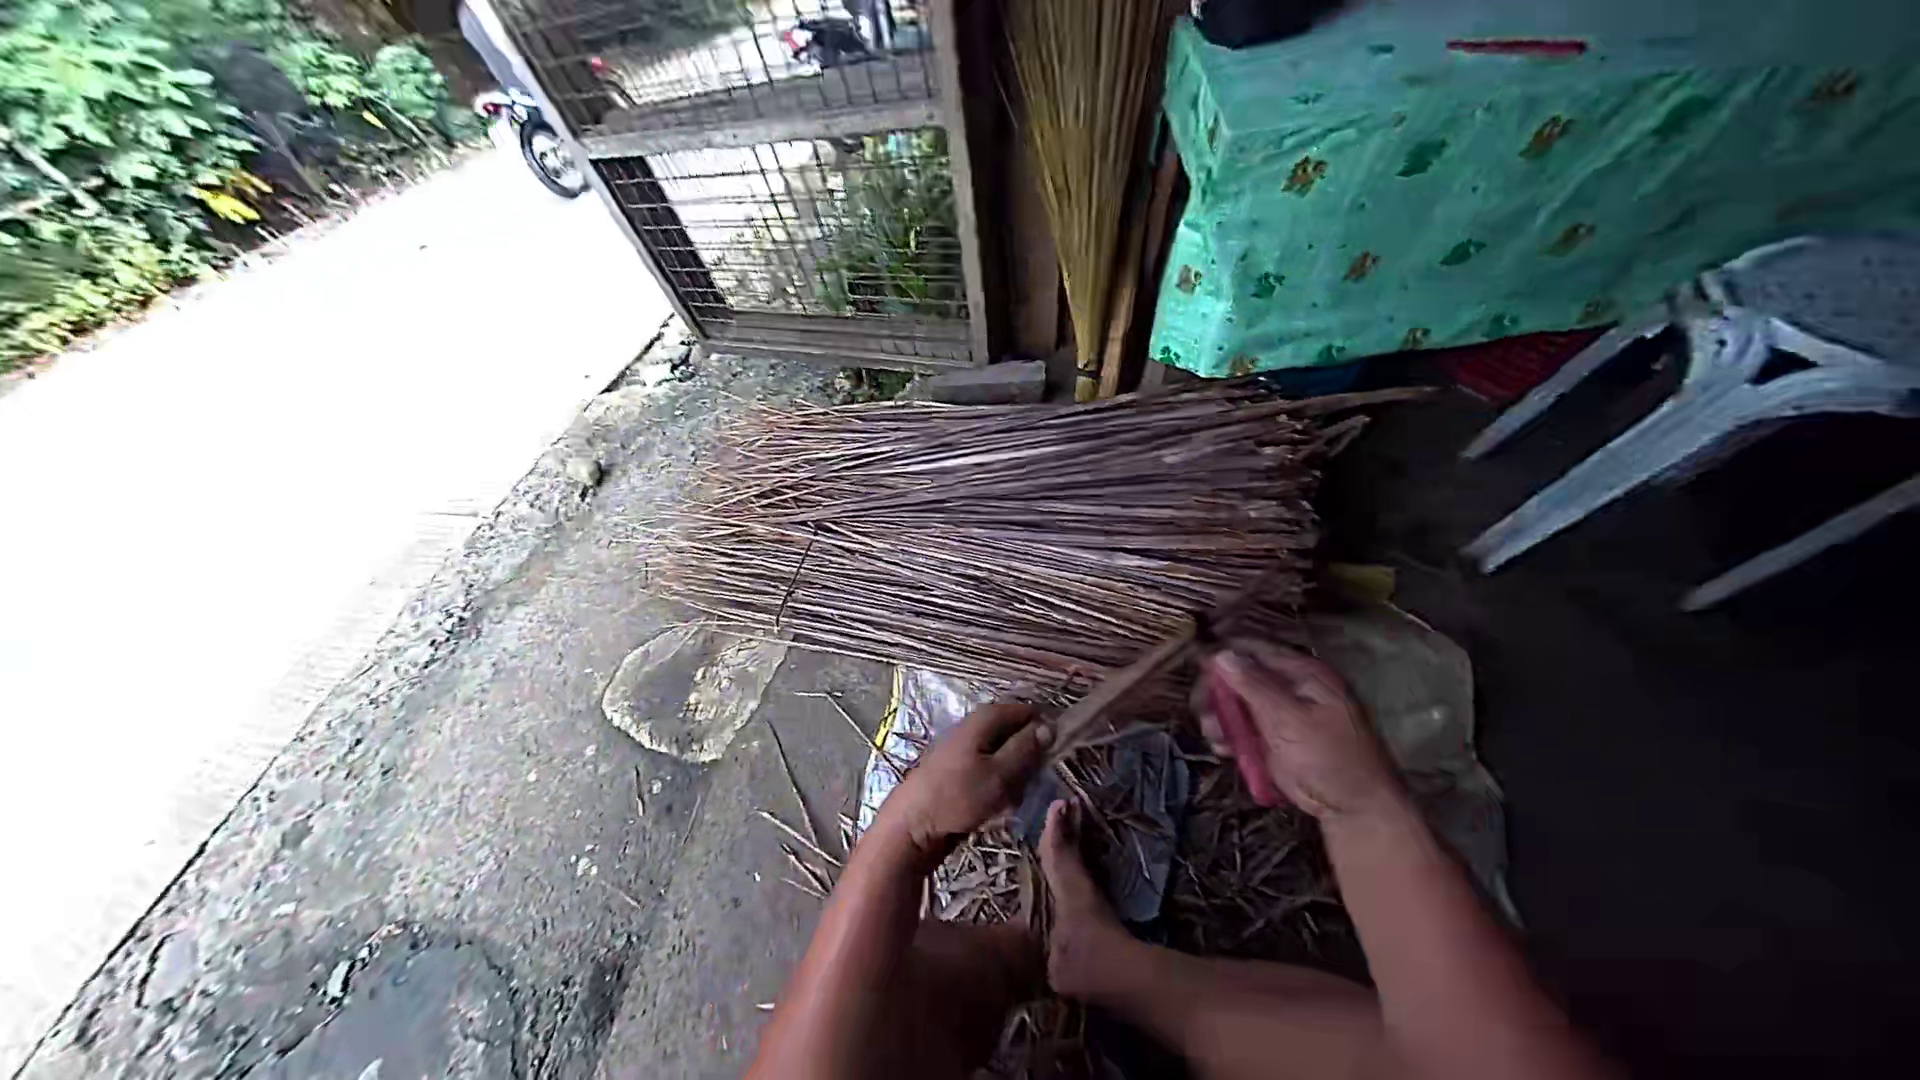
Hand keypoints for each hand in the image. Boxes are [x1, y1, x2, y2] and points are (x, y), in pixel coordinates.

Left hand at [883, 703, 1051, 857]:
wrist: (912, 824)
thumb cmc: (957, 797)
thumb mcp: (1000, 775)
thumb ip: (1026, 748)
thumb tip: (1049, 725)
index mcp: (986, 717)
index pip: (1028, 711)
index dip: (1044, 731)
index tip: (1053, 756)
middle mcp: (976, 724)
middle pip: (1017, 733)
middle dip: (1028, 758)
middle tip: (1028, 783)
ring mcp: (966, 744)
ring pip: (1006, 754)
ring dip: (1013, 776)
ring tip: (1009, 800)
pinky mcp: (960, 766)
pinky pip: (991, 769)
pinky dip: (997, 785)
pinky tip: (994, 806)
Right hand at [1198, 641, 1398, 820]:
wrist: (1352, 810)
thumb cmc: (1331, 758)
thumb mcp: (1292, 720)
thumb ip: (1255, 687)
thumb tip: (1223, 655)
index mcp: (1302, 675)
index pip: (1256, 651)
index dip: (1226, 655)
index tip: (1199, 665)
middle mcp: (1288, 689)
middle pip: (1240, 678)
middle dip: (1218, 692)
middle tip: (1202, 707)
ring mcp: (1278, 716)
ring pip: (1236, 705)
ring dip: (1220, 717)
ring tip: (1214, 734)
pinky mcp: (1270, 741)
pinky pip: (1241, 730)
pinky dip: (1229, 737)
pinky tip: (1222, 747)